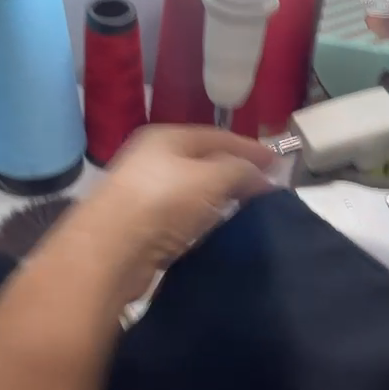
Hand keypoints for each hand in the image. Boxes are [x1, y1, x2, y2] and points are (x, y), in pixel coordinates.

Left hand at [45, 126, 276, 301]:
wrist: (109, 252)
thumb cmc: (162, 203)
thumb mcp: (211, 178)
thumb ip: (241, 171)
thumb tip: (263, 177)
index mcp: (166, 138)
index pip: (218, 136)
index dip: (250, 149)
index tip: (279, 164)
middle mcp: (152, 161)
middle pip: (204, 164)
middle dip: (235, 174)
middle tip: (266, 190)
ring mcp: (144, 195)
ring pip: (193, 194)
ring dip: (218, 201)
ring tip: (247, 212)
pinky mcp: (141, 230)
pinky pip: (181, 221)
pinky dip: (201, 225)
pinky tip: (216, 234)